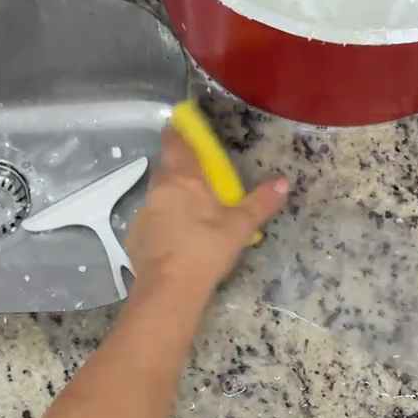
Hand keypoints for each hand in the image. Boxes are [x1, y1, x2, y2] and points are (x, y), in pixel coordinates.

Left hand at [125, 127, 288, 302]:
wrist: (169, 288)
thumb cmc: (206, 249)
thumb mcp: (240, 227)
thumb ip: (260, 203)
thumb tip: (283, 182)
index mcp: (182, 178)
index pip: (175, 142)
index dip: (178, 133)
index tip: (182, 130)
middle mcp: (158, 190)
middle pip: (166, 172)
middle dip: (181, 175)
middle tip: (199, 188)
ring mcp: (143, 214)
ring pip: (158, 200)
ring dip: (171, 204)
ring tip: (190, 222)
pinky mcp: (134, 238)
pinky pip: (150, 225)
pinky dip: (161, 229)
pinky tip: (175, 245)